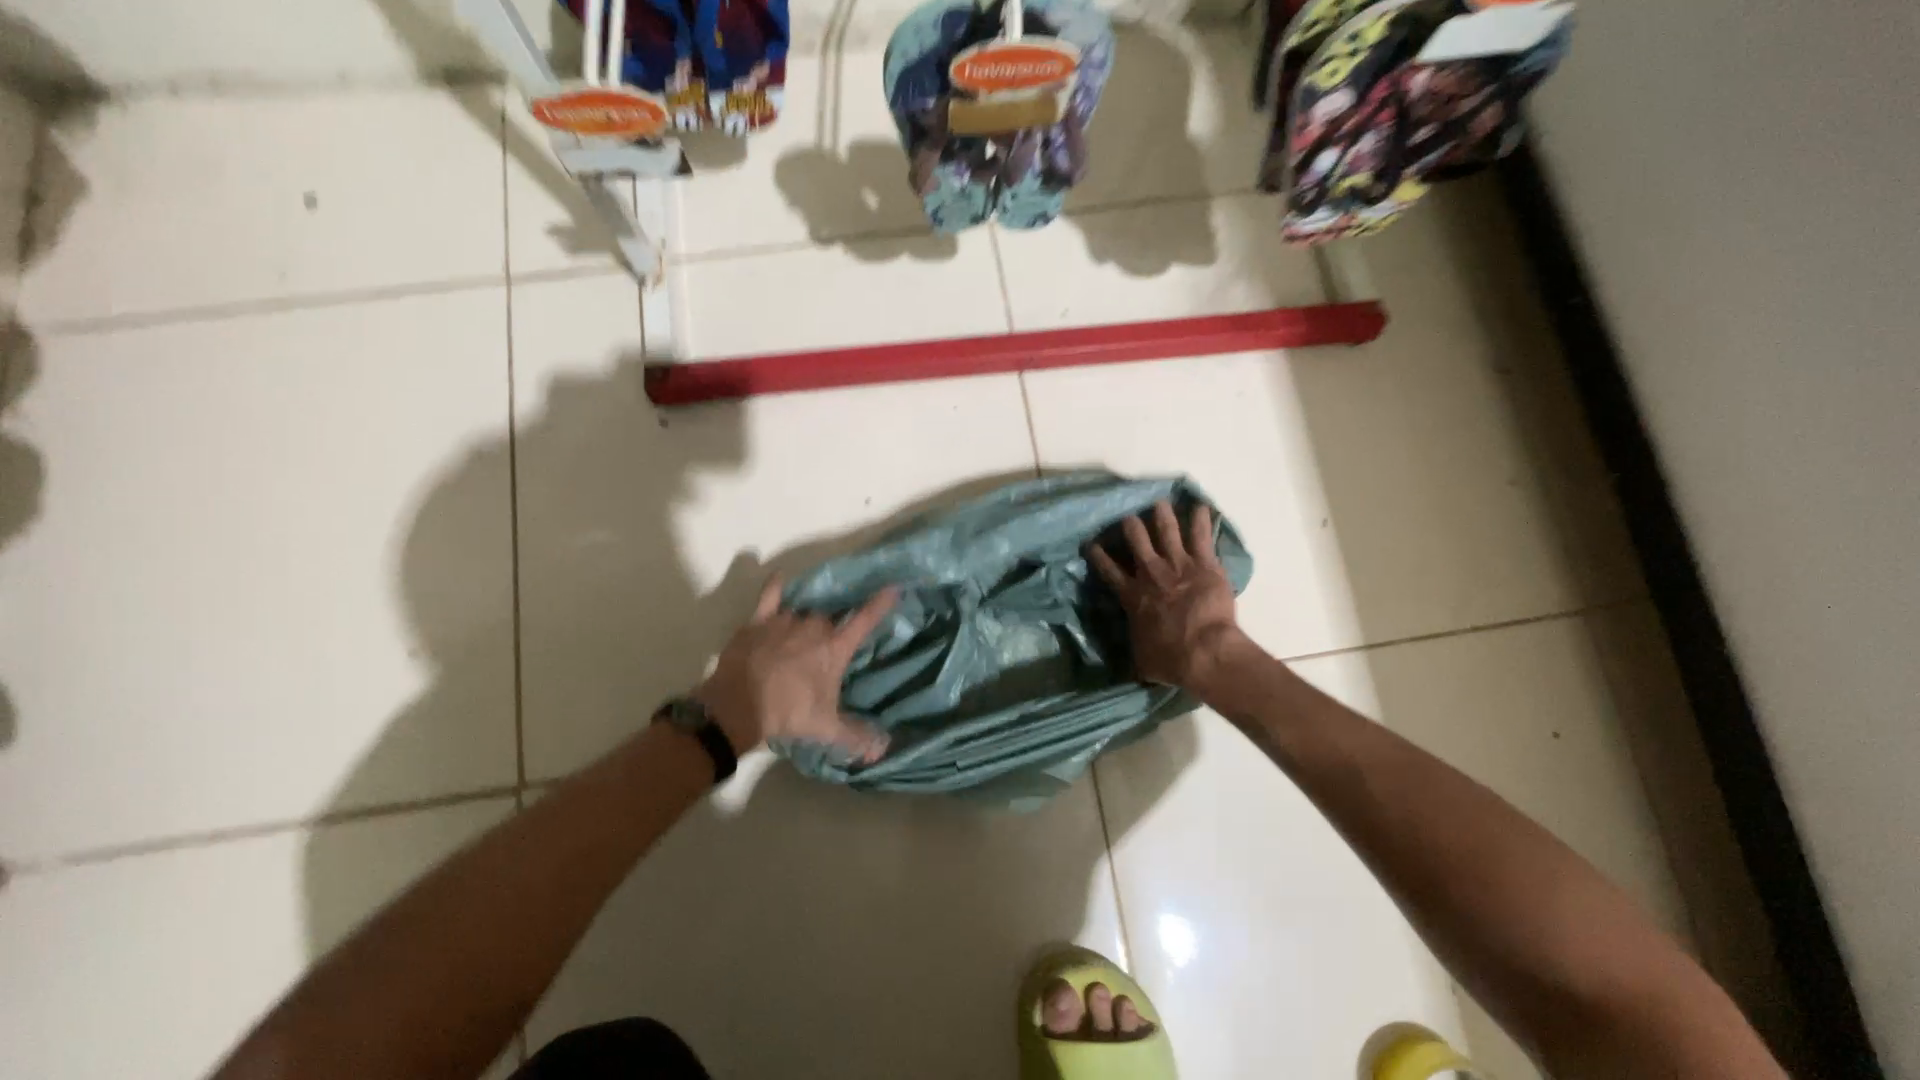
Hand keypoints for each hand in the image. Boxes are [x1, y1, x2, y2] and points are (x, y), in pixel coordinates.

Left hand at [694, 575, 899, 762]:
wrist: (738, 706)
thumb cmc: (788, 714)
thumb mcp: (826, 729)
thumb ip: (856, 736)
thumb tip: (883, 749)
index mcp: (834, 648)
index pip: (864, 620)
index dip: (880, 603)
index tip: (894, 587)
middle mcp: (814, 627)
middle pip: (829, 618)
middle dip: (831, 629)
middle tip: (825, 648)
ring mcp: (785, 620)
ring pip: (803, 611)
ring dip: (805, 620)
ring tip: (801, 634)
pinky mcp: (758, 620)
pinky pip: (770, 595)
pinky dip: (777, 586)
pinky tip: (780, 578)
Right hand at [1088, 500, 1245, 690]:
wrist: (1204, 651)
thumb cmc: (1170, 659)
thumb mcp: (1142, 661)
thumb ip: (1135, 653)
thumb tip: (1131, 665)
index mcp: (1132, 596)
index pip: (1108, 569)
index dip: (1098, 555)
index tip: (1092, 543)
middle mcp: (1151, 573)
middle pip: (1136, 538)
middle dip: (1131, 525)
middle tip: (1130, 518)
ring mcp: (1178, 564)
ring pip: (1166, 529)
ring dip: (1162, 514)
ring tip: (1160, 503)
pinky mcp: (1205, 563)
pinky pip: (1202, 534)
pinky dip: (1202, 519)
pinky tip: (1202, 507)